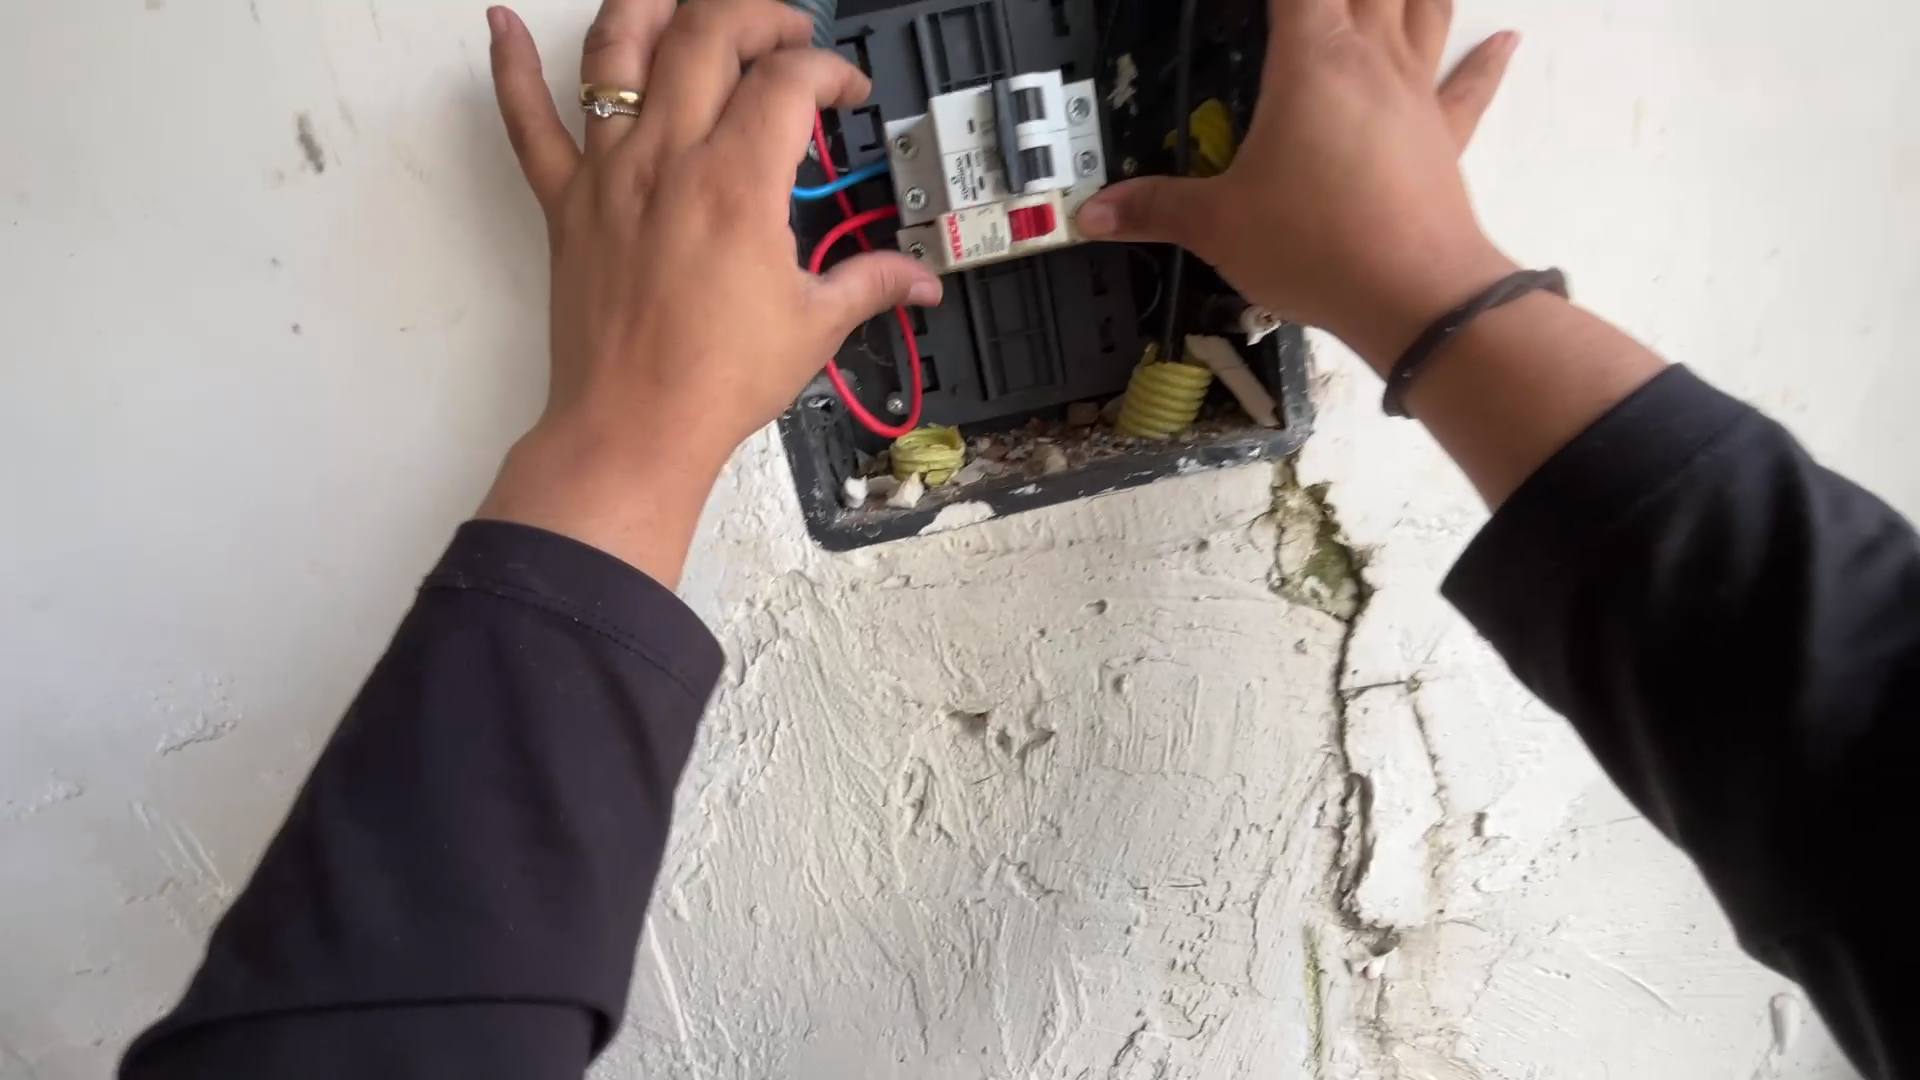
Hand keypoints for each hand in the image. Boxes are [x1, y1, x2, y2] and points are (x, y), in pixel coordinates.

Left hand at [477, 0, 942, 585]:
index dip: (829, 70)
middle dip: (755, 14)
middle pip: (706, 34)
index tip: (847, 90)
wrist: (638, 426)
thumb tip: (922, 282)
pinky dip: (510, 68)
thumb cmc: (721, 380)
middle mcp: (668, 159)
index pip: (788, 83)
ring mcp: (608, 174)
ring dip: (651, 6)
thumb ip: (873, 286)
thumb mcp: (815, 328)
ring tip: (681, 2)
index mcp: (737, 186)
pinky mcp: (565, 205)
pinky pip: (525, 119)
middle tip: (785, 30)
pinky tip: (506, 27)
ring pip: (615, 49)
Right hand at [1077, 0, 1519, 368]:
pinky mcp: (1442, 138)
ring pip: (1421, 6)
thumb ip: (1154, 210)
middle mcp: (1370, 59)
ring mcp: (1414, 94)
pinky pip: (1468, 87)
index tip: (1245, 3)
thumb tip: (1092, 214)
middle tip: (1314, 2)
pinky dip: (1483, 62)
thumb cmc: (1313, 246)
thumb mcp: (1216, 228)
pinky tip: (1501, 39)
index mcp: (1311, 62)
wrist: (1409, 293)